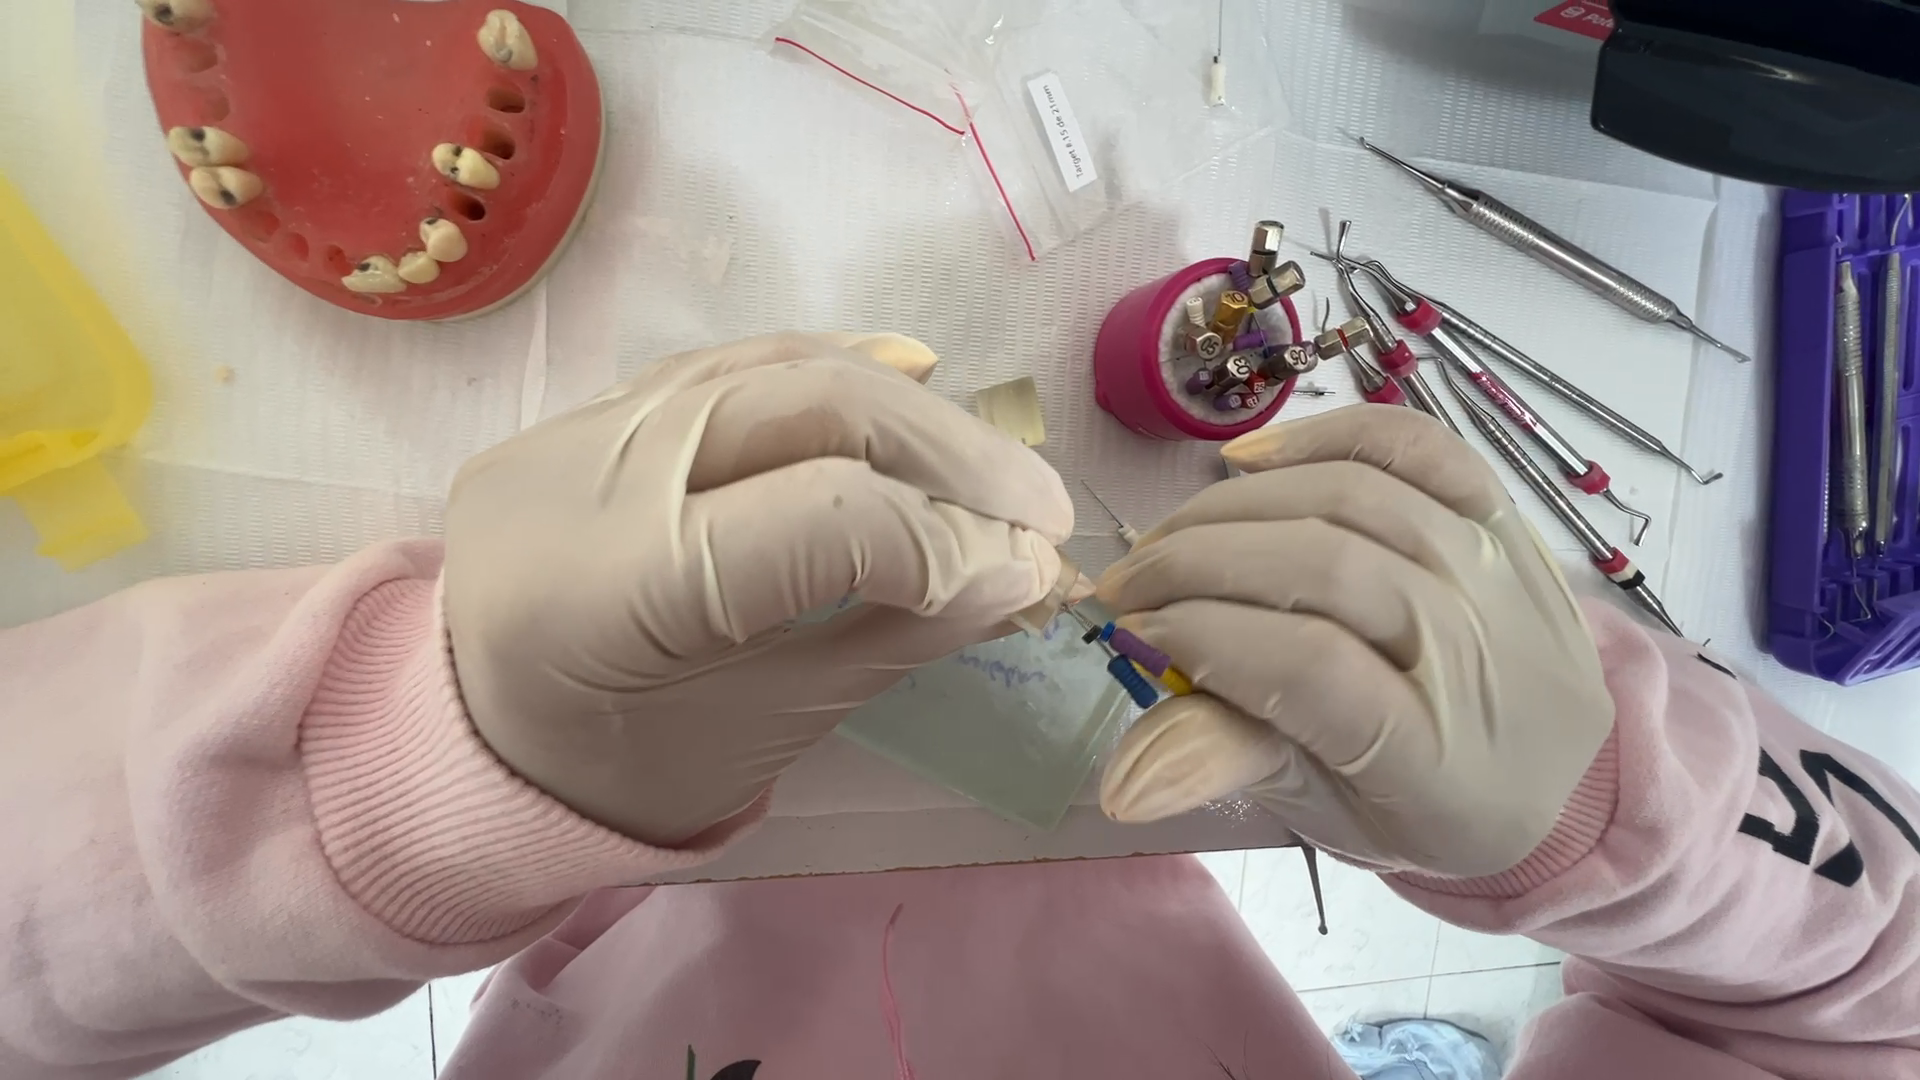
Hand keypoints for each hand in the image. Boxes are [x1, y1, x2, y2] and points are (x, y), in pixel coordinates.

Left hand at [444, 332, 1071, 844]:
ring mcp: (581, 425)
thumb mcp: (767, 727)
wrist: (468, 742)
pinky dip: (837, 368)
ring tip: (993, 462)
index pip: (822, 518)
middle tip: (1039, 508)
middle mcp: (584, 475)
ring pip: (781, 365)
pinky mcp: (598, 410)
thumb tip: (1020, 575)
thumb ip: (896, 638)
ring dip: (910, 407)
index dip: (945, 538)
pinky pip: (736, 361)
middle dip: (951, 452)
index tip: (1026, 573)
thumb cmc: (620, 775)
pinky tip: (910, 379)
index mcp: (606, 589)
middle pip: (811, 407)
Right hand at [1094, 405, 1611, 876]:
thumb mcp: (1319, 808)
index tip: (1131, 631)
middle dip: (1192, 563)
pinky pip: (1410, 445)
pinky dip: (1322, 435)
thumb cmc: (1417, 801)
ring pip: (1347, 497)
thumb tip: (1117, 784)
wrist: (1557, 773)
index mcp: (1432, 752)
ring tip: (1166, 538)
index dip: (1200, 635)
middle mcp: (1476, 646)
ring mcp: (1494, 566)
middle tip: (1125, 582)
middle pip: (1320, 565)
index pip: (1304, 665)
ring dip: (1228, 508)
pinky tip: (1248, 458)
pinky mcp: (1496, 515)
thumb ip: (1224, 767)